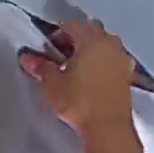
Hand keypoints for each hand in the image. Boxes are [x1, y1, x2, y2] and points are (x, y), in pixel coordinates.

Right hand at [18, 20, 138, 145]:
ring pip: (102, 45)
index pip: (72, 26)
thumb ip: (40, 66)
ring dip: (86, 51)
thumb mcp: (51, 83)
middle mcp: (111, 44)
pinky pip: (109, 59)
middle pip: (90, 33)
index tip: (45, 47)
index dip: (56, 33)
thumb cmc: (77, 100)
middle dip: (73, 40)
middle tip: (56, 55)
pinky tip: (86, 76)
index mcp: (93, 40)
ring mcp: (122, 59)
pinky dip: (97, 62)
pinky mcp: (127, 74)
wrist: (107, 126)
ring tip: (71, 66)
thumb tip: (26, 56)